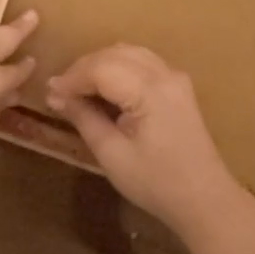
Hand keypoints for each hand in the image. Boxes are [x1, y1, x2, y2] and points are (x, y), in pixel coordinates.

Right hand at [46, 45, 246, 239]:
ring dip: (101, 64)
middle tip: (61, 92)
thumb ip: (84, 118)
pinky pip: (142, 61)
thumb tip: (56, 95)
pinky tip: (105, 87)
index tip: (49, 93)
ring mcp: (175, 77)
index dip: (72, 78)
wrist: (204, 200)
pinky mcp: (178, 86)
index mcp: (150, 90)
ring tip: (80, 89)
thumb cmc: (156, 183)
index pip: (101, 68)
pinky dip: (118, 67)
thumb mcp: (112, 154)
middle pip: (114, 53)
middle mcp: (165, 74)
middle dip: (83, 68)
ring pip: (128, 52)